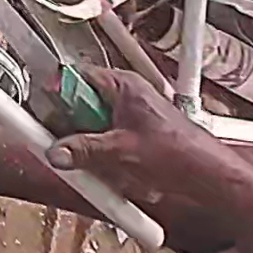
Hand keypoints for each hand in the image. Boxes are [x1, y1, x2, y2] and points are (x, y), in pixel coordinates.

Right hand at [46, 67, 252, 214]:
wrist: (209, 175)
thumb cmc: (178, 154)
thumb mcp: (120, 152)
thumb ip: (83, 151)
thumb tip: (55, 151)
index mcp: (123, 85)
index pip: (75, 77)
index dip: (56, 95)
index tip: (43, 113)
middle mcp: (125, 95)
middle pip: (80, 105)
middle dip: (75, 131)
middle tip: (70, 148)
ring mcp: (130, 116)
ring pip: (92, 128)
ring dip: (92, 150)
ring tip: (106, 167)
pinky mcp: (134, 136)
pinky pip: (106, 143)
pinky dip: (106, 160)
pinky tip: (117, 175)